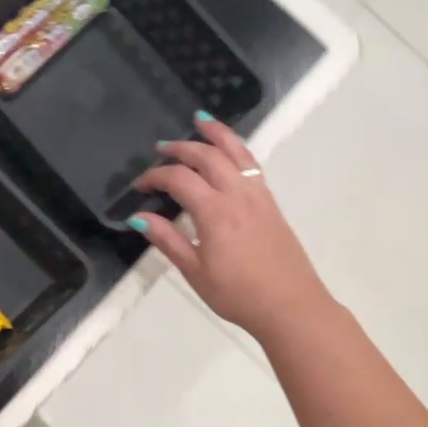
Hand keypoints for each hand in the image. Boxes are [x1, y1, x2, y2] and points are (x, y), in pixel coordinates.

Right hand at [131, 113, 331, 334]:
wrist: (289, 305)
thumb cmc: (236, 294)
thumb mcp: (194, 271)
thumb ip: (167, 240)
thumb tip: (138, 217)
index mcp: (214, 212)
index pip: (179, 180)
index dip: (155, 177)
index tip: (139, 187)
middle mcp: (237, 195)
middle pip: (207, 157)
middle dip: (181, 148)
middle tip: (160, 148)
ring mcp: (258, 195)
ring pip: (236, 152)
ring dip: (215, 135)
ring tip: (201, 121)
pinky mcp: (270, 203)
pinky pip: (251, 164)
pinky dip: (236, 149)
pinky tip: (228, 151)